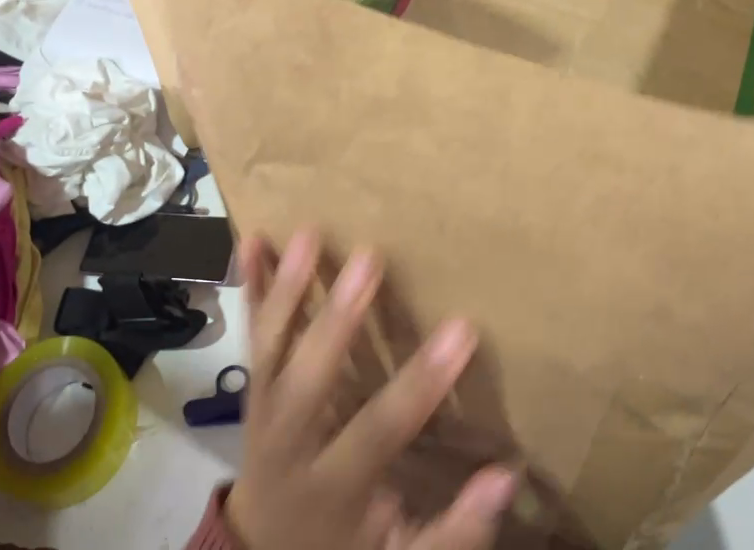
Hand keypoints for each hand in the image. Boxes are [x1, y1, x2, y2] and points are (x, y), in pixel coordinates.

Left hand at [226, 230, 515, 549]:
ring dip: (288, 289)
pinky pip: (249, 337)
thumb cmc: (344, 545)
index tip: (462, 328)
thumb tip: (504, 478)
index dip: (421, 382)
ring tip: (309, 234)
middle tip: (370, 257)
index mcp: (331, 485)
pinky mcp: (252, 389)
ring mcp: (261, 411)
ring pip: (270, 348)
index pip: (379, 429)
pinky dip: (250, 288)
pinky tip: (250, 241)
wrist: (265, 549)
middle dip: (338, 317)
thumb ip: (452, 529)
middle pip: (308, 378)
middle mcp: (287, 442)